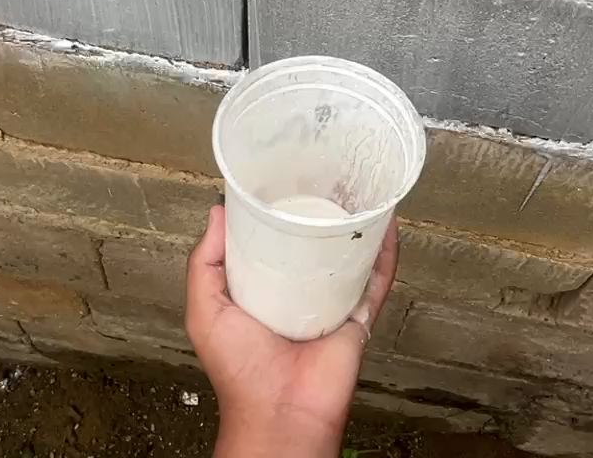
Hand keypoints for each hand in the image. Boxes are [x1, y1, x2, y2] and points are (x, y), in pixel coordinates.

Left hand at [185, 205, 399, 457]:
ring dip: (358, 227)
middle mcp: (302, 293)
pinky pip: (377, 278)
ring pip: (350, 255)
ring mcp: (333, 302)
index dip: (277, 213)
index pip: (273, 242)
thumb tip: (217, 213)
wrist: (281, 414)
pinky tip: (388, 225)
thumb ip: (204, 264)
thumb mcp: (207, 312)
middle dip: (320, 212)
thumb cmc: (241, 373)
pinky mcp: (360, 314)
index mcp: (266, 290)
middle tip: (324, 179)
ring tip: (360, 192)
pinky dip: (386, 252)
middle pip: (315, 244)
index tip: (280, 182)